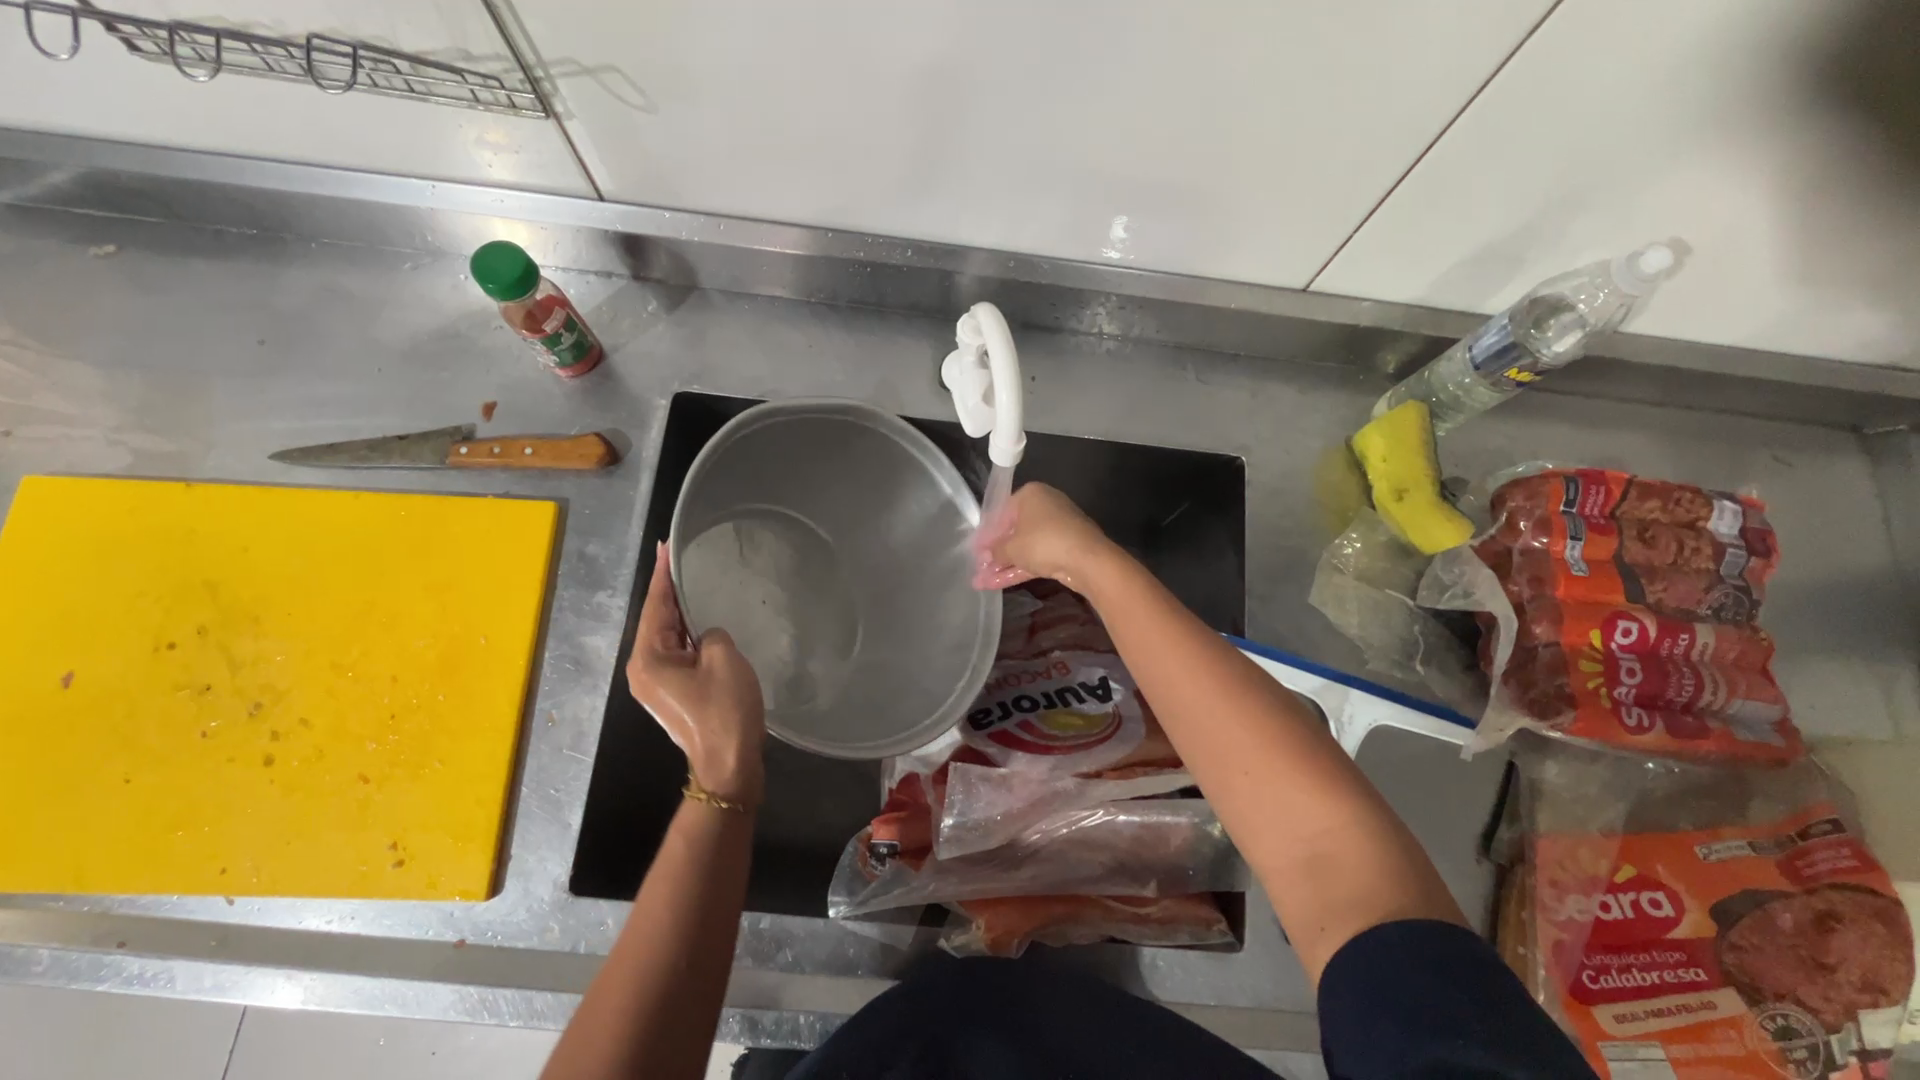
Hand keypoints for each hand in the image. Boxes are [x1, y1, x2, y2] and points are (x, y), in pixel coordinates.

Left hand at [627, 544, 766, 806]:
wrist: (729, 766)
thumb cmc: (724, 711)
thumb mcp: (724, 658)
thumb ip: (713, 632)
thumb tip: (708, 636)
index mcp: (648, 659)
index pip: (655, 606)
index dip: (663, 575)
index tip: (666, 546)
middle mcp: (644, 670)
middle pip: (658, 621)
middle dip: (672, 592)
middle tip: (686, 558)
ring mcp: (657, 686)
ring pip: (669, 638)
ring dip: (683, 614)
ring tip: (697, 583)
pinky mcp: (675, 695)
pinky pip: (679, 655)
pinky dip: (691, 636)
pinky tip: (707, 623)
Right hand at [973, 482, 1120, 591]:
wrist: (1088, 560)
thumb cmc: (1044, 542)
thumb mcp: (1012, 547)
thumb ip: (995, 551)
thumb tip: (984, 557)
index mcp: (1031, 495)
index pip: (1001, 512)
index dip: (986, 534)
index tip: (974, 551)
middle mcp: (1044, 507)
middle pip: (1013, 532)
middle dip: (994, 553)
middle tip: (977, 569)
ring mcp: (1056, 530)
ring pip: (1024, 548)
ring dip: (1003, 565)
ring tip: (980, 582)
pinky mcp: (1063, 550)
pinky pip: (1036, 558)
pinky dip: (1018, 570)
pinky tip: (996, 585)